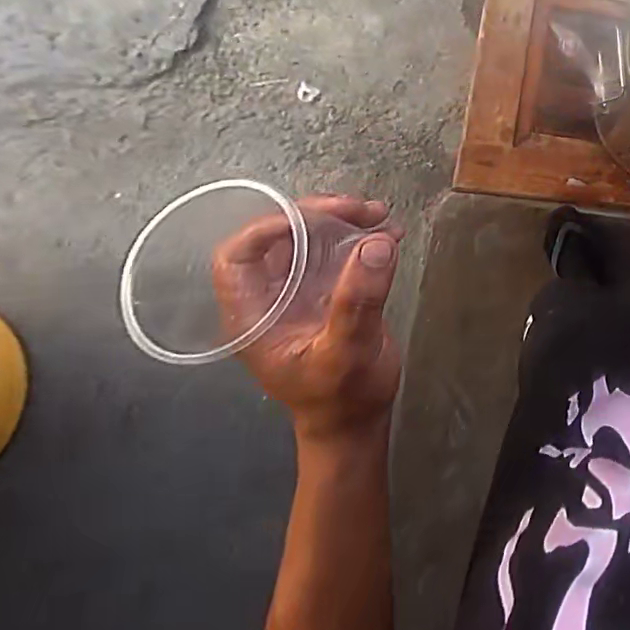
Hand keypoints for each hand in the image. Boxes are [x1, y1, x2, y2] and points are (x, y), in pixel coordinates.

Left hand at [212, 195, 405, 443]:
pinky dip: (363, 239)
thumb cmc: (340, 394)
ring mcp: (302, 294)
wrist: (356, 419)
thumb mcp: (347, 350)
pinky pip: (340, 255)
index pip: (240, 257)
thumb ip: (359, 299)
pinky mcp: (332, 294)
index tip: (322, 216)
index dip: (271, 228)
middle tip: (365, 209)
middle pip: (280, 240)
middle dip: (319, 216)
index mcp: (255, 314)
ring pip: (311, 243)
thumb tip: (377, 243)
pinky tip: (390, 234)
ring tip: (381, 216)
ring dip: (344, 222)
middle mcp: (273, 297)